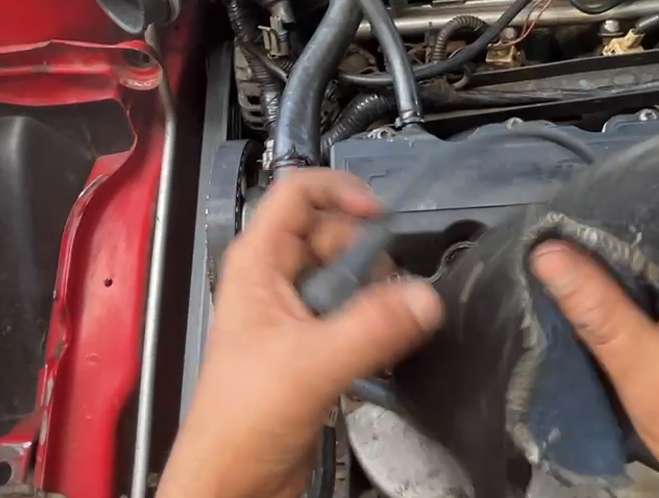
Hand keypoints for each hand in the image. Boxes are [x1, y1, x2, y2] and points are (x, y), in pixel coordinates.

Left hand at [161, 170, 443, 497]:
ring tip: (386, 324)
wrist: (232, 486)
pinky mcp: (313, 341)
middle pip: (332, 232)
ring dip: (373, 292)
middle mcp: (275, 276)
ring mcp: (294, 309)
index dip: (338, 191)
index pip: (298, 192)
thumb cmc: (243, 418)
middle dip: (366, 254)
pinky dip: (372, 320)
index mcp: (258, 260)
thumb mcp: (311, 363)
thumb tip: (426, 297)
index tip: (379, 215)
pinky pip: (352, 310)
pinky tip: (384, 345)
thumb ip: (372, 327)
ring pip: (346, 273)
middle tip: (388, 289)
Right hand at [530, 243, 658, 497]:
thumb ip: (600, 311)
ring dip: (627, 246)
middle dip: (617, 228)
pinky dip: (642, 264)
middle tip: (563, 235)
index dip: (614, 214)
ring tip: (579, 248)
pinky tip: (611, 271)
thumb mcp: (651, 378)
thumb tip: (545, 251)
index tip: (565, 222)